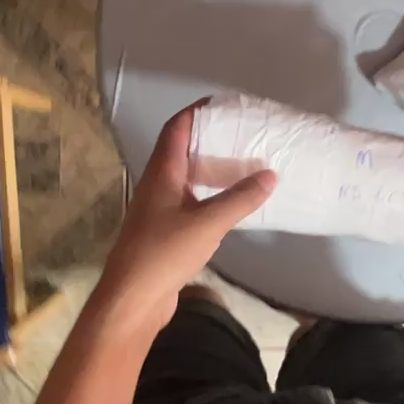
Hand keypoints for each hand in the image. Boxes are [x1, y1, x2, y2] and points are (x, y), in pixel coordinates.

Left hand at [90, 102, 276, 338]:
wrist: (132, 300)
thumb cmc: (164, 253)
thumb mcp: (208, 224)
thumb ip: (239, 199)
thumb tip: (270, 174)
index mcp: (162, 174)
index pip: (177, 128)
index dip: (197, 111)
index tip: (225, 103)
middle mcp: (157, 186)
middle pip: (182, 150)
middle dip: (210, 138)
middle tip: (244, 133)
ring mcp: (159, 210)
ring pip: (187, 178)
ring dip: (212, 169)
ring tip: (244, 164)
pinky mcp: (165, 232)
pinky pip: (191, 202)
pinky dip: (211, 196)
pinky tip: (231, 204)